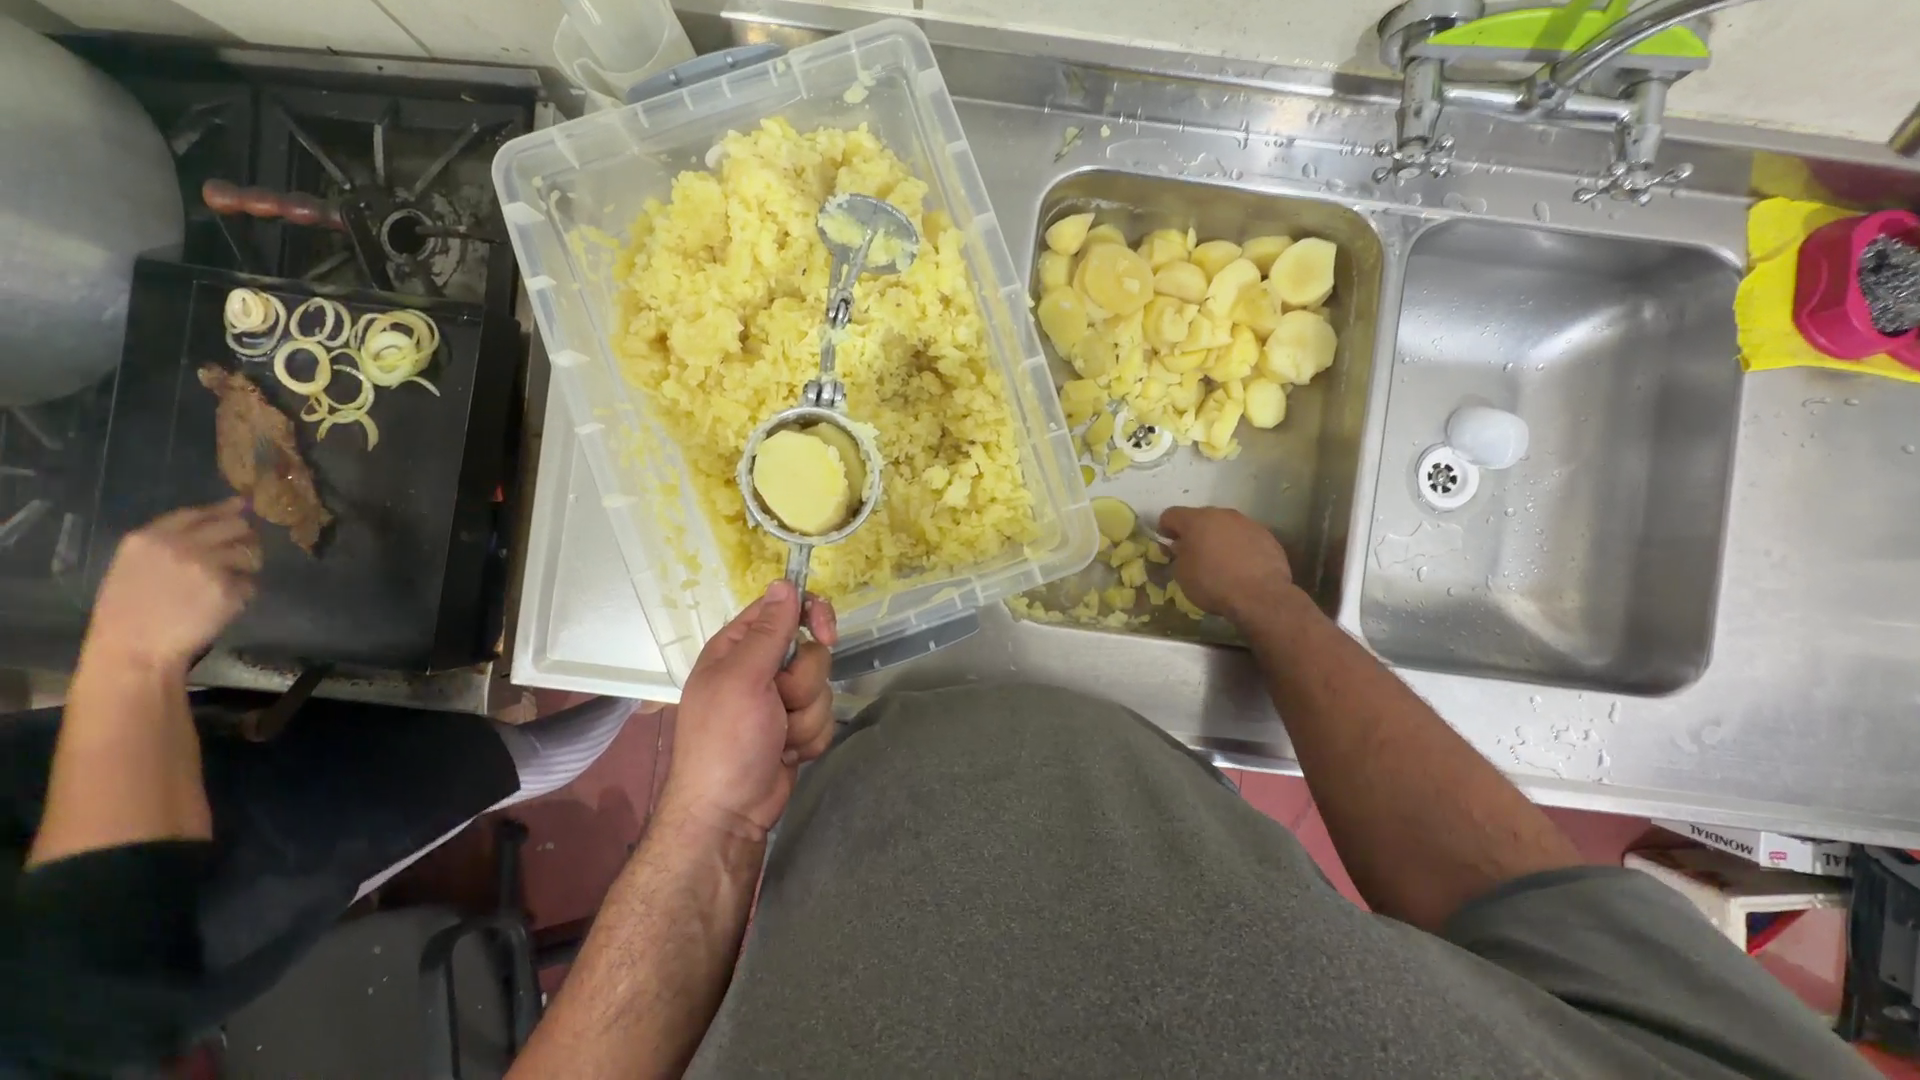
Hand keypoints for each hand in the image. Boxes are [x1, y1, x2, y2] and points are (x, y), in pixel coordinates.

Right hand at [86, 498, 260, 671]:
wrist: (134, 647)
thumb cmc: (127, 611)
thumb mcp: (132, 566)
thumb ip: (166, 545)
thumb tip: (208, 526)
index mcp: (149, 538)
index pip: (197, 514)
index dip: (224, 508)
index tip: (243, 504)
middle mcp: (182, 546)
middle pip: (234, 526)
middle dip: (245, 535)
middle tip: (246, 547)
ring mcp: (209, 566)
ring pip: (249, 553)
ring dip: (248, 565)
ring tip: (228, 582)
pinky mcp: (230, 589)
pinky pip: (251, 583)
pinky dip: (244, 592)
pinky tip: (223, 605)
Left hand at [661, 580, 837, 841]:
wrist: (730, 812)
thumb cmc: (725, 741)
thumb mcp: (743, 679)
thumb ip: (769, 631)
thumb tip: (784, 582)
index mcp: (737, 648)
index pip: (785, 609)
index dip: (811, 616)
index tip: (828, 634)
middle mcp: (759, 670)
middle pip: (813, 653)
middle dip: (803, 684)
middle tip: (778, 704)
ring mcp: (778, 702)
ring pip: (821, 689)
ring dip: (805, 718)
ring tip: (777, 738)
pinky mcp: (795, 730)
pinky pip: (823, 719)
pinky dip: (809, 739)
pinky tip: (786, 754)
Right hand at [1158, 506, 1293, 623]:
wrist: (1260, 596)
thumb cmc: (1213, 583)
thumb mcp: (1182, 574)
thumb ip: (1178, 555)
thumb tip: (1182, 547)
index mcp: (1196, 520)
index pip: (1171, 514)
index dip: (1165, 529)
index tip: (1166, 545)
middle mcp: (1222, 514)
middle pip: (1200, 518)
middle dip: (1194, 533)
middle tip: (1192, 553)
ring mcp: (1247, 523)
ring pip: (1224, 526)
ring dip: (1218, 538)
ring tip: (1220, 561)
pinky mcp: (1266, 536)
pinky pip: (1245, 537)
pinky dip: (1238, 547)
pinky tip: (1240, 566)